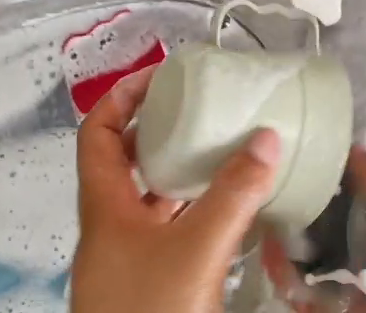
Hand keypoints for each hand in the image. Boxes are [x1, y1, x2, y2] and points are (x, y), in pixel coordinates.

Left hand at [69, 66, 281, 312]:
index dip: (123, 96)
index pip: (98, 133)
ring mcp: (126, 260)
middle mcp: (110, 228)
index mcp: (104, 208)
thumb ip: (233, 192)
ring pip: (148, 198)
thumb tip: (268, 135)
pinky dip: (193, 208)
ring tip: (222, 146)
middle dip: (161, 128)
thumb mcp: (197, 250)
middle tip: (203, 106)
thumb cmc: (153, 311)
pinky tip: (228, 206)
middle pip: (125, 161)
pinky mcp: (148, 284)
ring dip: (180, 170)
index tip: (162, 75)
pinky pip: (167, 229)